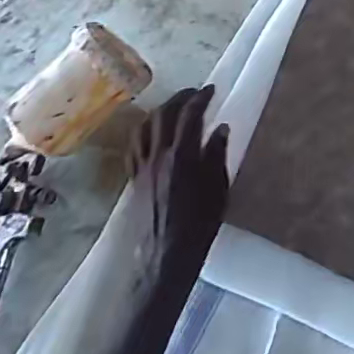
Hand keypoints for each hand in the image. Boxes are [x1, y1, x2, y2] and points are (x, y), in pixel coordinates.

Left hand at [127, 86, 228, 291]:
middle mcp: (157, 155)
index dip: (201, 98)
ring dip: (160, 111)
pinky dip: (144, 131)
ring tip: (174, 108)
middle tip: (195, 93)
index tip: (212, 90)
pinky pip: (134, 145)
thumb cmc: (197, 231)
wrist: (161, 263)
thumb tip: (220, 129)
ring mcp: (141, 167)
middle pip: (163, 113)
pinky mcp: (132, 180)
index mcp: (182, 156)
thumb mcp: (218, 194)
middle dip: (179, 97)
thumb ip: (217, 158)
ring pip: (145, 126)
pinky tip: (152, 134)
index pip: (189, 114)